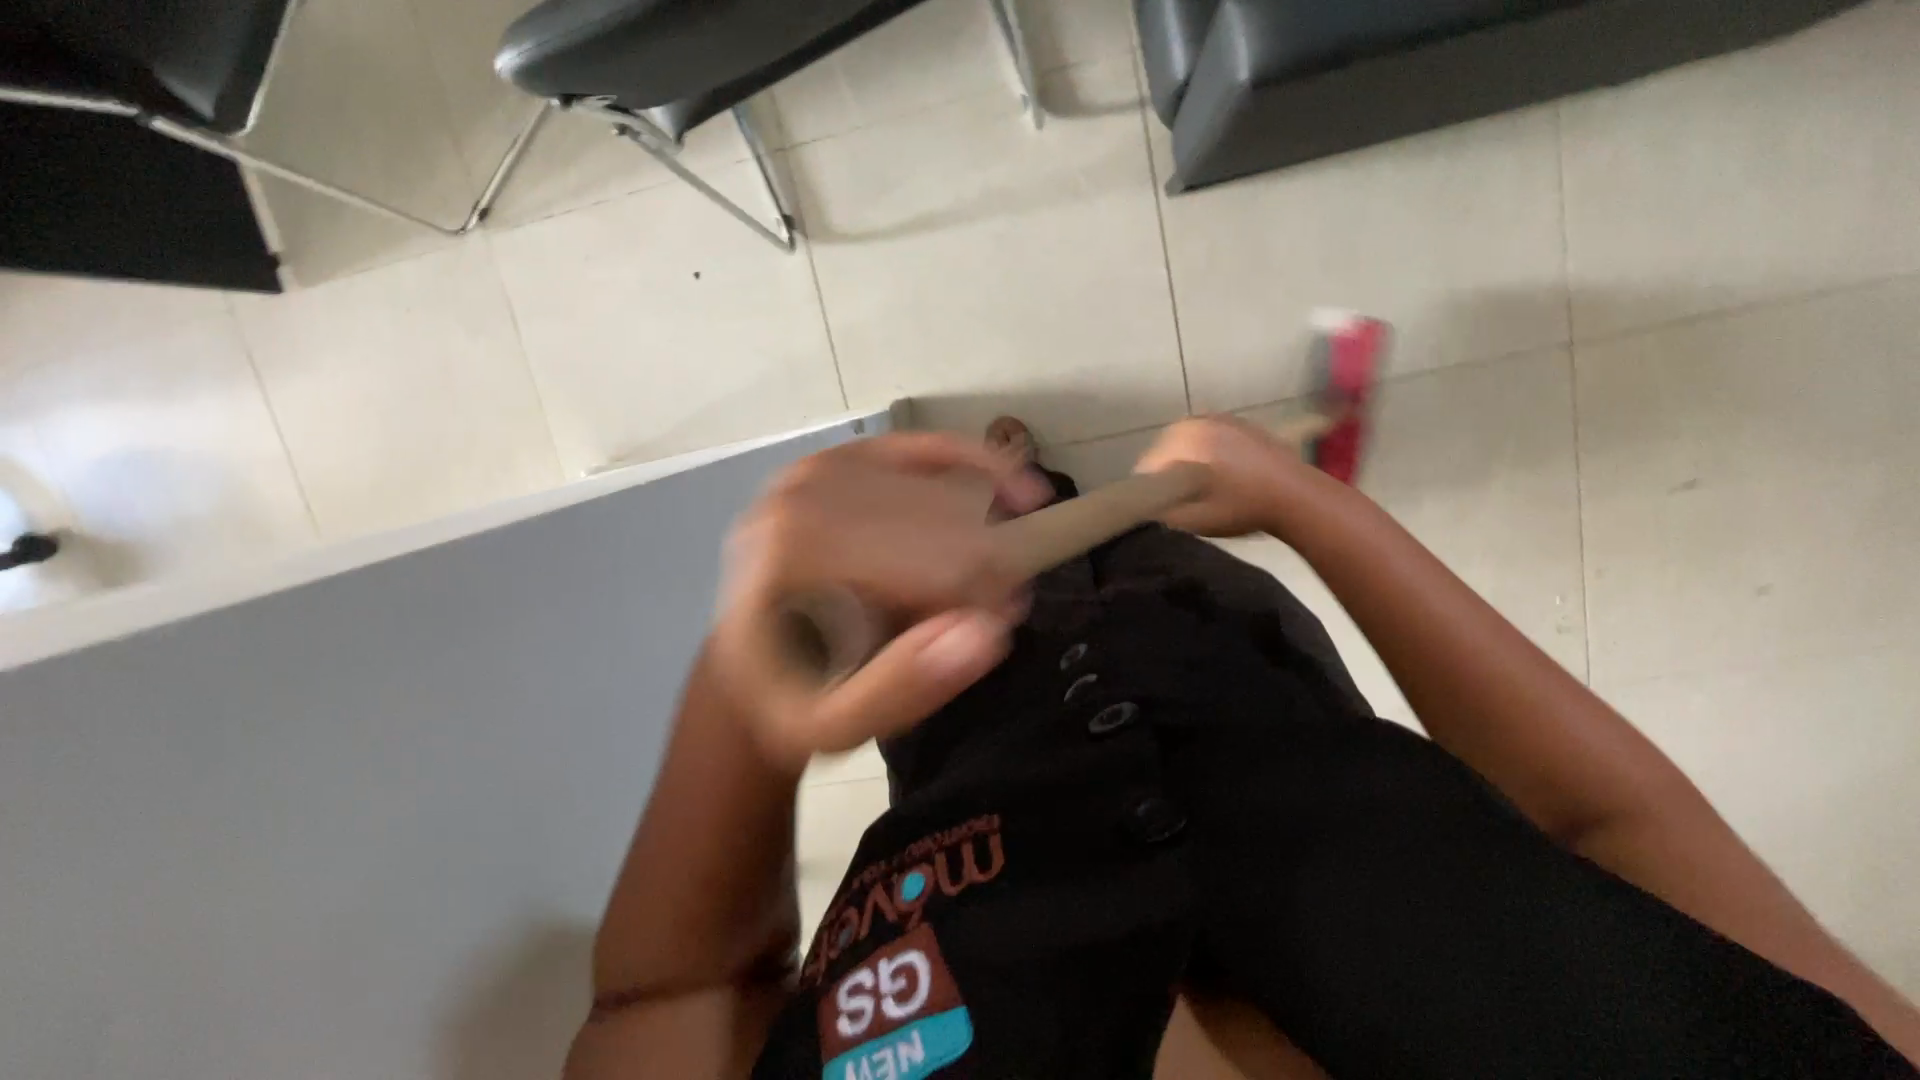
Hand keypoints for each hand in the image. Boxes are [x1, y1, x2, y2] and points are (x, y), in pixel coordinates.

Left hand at [711, 434, 1049, 770]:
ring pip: (944, 493)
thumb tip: (985, 635)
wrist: (750, 659)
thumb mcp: (833, 725)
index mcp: (794, 549)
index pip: (928, 562)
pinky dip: (981, 467)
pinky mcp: (848, 456)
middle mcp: (805, 492)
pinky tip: (1022, 492)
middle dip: (985, 569)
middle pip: (940, 522)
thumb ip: (901, 690)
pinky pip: (931, 450)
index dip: (979, 596)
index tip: (999, 629)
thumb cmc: (794, 692)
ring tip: (982, 585)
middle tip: (1004, 609)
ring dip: (980, 540)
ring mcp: (826, 466)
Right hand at [1134, 414, 1323, 536]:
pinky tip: (1213, 466)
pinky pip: (1209, 430)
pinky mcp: (1241, 423)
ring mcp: (1224, 419)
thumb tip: (1147, 507)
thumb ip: (1164, 512)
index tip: (1151, 502)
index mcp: (1186, 442)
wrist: (1298, 496)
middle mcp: (1202, 422)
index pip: (1149, 462)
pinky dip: (1203, 444)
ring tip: (1189, 478)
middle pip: (1165, 443)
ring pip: (1187, 434)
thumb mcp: (1197, 520)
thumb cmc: (1245, 509)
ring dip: (1182, 453)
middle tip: (1169, 491)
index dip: (1146, 484)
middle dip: (1163, 464)